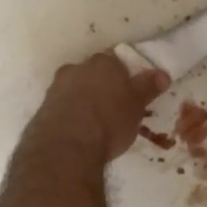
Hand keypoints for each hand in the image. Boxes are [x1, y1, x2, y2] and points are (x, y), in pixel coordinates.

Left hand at [32, 52, 170, 161]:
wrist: (67, 145)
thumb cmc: (109, 121)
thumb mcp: (137, 105)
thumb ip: (148, 87)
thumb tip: (162, 74)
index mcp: (103, 63)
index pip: (116, 61)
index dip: (123, 76)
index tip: (129, 92)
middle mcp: (77, 68)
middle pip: (92, 73)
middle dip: (101, 86)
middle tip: (112, 108)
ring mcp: (57, 87)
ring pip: (75, 88)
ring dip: (83, 100)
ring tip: (94, 124)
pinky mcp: (44, 108)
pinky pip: (62, 106)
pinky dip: (70, 114)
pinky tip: (77, 132)